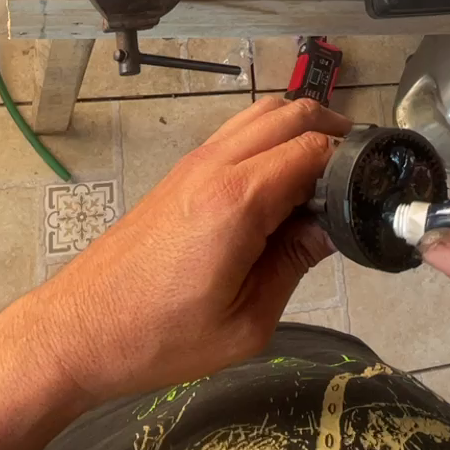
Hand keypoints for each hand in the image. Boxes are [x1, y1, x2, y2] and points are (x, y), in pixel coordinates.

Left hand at [8, 97, 350, 405]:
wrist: (80, 328)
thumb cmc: (160, 337)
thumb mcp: (246, 322)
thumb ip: (295, 264)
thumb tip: (329, 228)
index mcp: (238, 199)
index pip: (311, 148)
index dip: (348, 160)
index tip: (368, 185)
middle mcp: (217, 164)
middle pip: (289, 112)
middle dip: (332, 129)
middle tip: (357, 168)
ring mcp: (195, 161)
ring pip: (261, 112)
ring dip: (299, 125)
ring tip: (325, 167)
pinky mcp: (182, 170)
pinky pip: (236, 131)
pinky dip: (269, 134)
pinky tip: (281, 176)